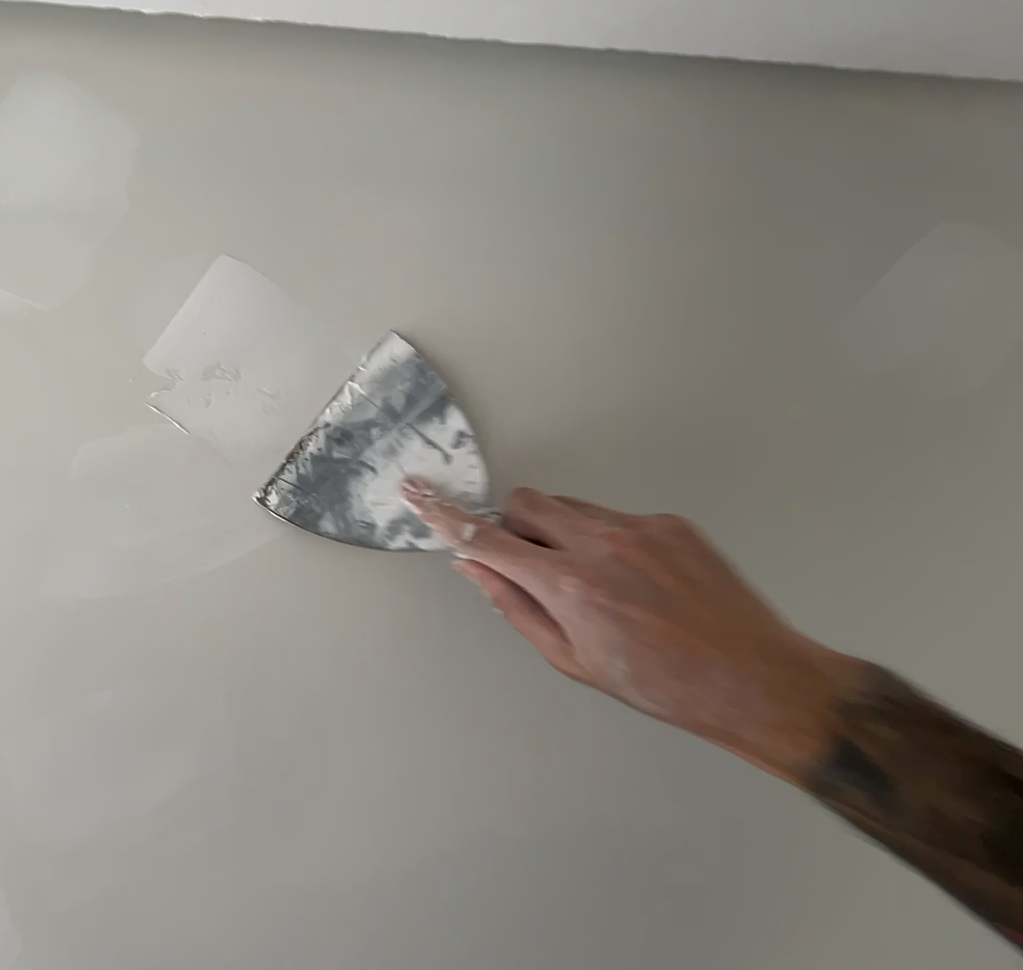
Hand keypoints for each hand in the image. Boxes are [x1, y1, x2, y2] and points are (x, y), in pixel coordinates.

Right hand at [400, 478, 863, 781]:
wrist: (760, 682)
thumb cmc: (659, 684)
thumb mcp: (570, 659)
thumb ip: (512, 605)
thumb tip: (471, 566)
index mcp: (569, 586)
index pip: (487, 538)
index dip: (445, 517)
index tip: (418, 495)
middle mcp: (600, 545)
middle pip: (524, 503)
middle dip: (513, 525)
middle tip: (531, 563)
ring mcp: (640, 529)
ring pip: (567, 506)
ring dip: (557, 531)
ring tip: (593, 577)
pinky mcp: (672, 524)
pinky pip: (611, 515)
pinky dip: (602, 537)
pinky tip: (634, 578)